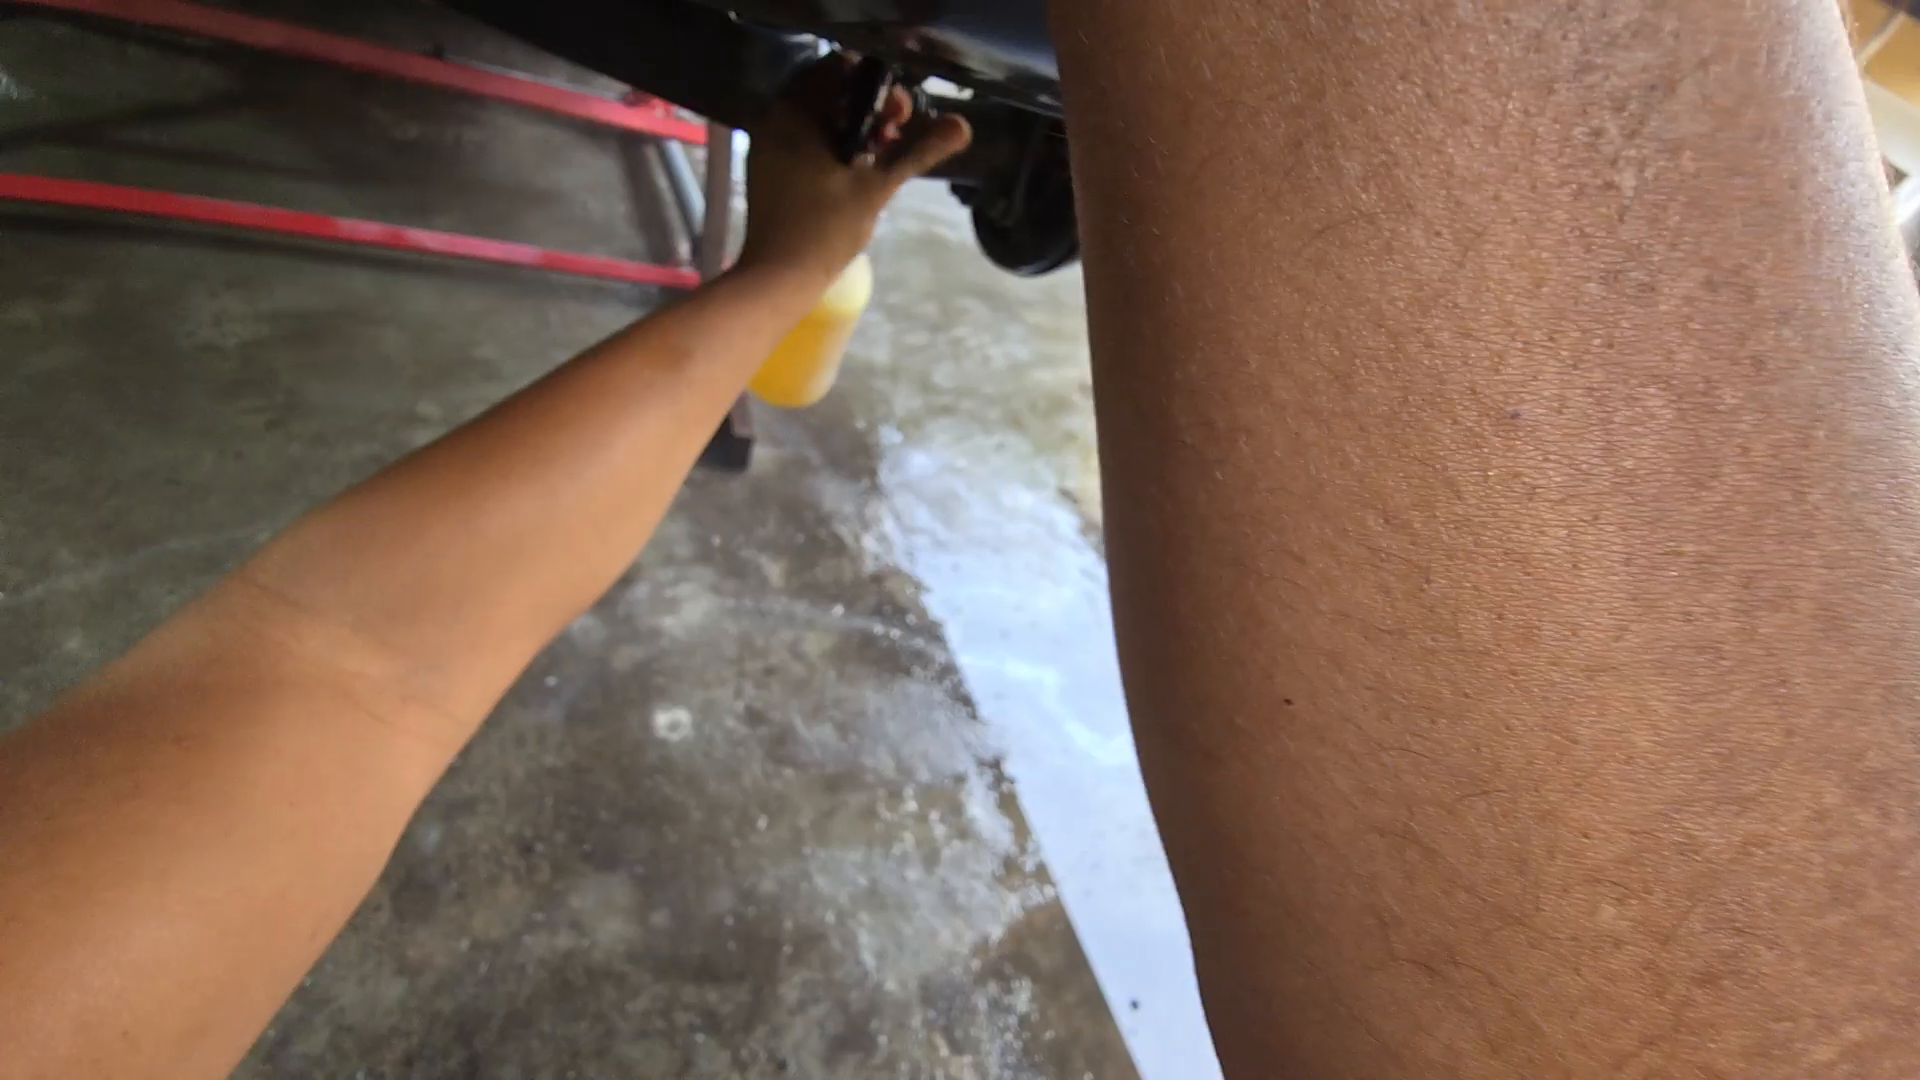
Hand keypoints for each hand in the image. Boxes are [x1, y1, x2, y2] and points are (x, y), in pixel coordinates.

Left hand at [734, 59, 971, 289]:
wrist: (779, 276)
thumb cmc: (826, 230)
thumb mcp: (877, 188)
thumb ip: (917, 152)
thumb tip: (963, 125)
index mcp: (797, 110)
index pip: (841, 67)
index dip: (877, 86)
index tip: (900, 117)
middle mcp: (776, 117)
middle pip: (830, 92)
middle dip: (868, 111)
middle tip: (895, 138)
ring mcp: (769, 143)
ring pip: (819, 119)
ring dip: (853, 131)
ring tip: (879, 160)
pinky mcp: (769, 169)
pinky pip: (805, 141)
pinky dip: (832, 148)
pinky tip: (853, 175)